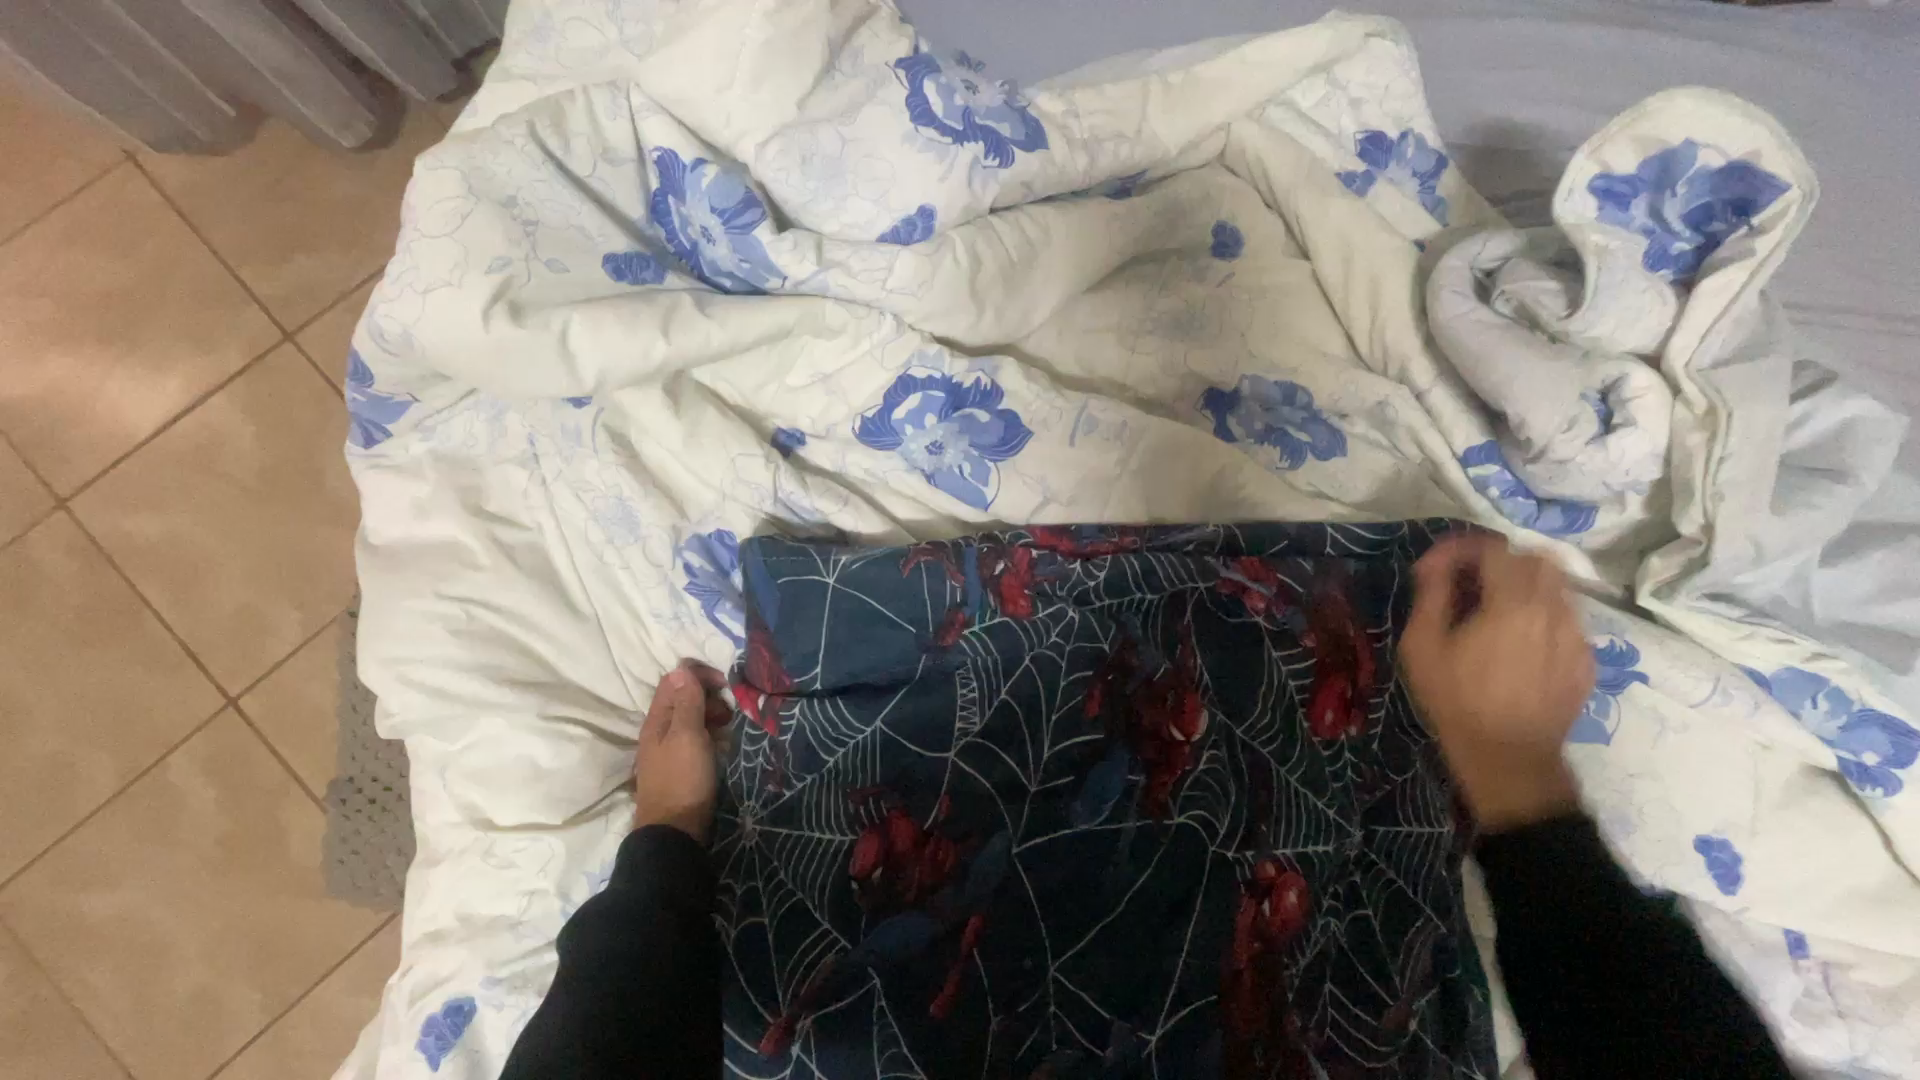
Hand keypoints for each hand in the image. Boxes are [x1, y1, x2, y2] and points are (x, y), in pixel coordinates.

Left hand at [632, 661, 726, 841]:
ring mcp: (672, 748)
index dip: (699, 676)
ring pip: (694, 718)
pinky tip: (724, 746)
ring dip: (714, 717)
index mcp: (657, 719)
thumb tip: (681, 668)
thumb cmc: (682, 779)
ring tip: (729, 728)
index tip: (725, 684)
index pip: (675, 680)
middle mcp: (661, 730)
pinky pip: (699, 738)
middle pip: (685, 698)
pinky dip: (713, 736)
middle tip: (729, 711)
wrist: (675, 831)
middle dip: (710, 697)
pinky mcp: (684, 764)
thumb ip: (686, 702)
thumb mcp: (687, 735)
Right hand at [1398, 533, 1593, 831]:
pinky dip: (1539, 616)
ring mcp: (1577, 635)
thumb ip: (1432, 595)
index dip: (1460, 549)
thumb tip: (1436, 564)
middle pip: (1536, 559)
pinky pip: (1565, 620)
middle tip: (1467, 583)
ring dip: (1522, 587)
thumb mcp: (1423, 645)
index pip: (1494, 549)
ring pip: (1557, 588)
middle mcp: (1555, 610)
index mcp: (1513, 602)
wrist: (1508, 756)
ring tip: (1491, 612)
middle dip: (1498, 561)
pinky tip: (1515, 644)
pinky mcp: (1586, 660)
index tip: (1433, 568)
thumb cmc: (1455, 698)